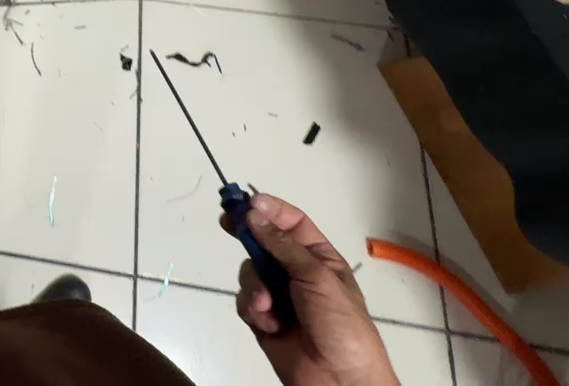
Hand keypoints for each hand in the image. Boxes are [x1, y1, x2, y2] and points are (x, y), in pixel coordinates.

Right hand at [222, 194, 397, 385]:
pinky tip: (268, 322)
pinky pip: (246, 300)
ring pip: (250, 271)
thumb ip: (282, 245)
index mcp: (318, 259)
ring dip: (255, 284)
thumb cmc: (340, 324)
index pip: (292, 223)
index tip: (247, 202)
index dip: (271, 209)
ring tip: (267, 304)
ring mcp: (279, 296)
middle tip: (226, 223)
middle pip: (264, 242)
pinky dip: (253, 308)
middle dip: (247, 235)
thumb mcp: (318, 277)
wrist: (342, 382)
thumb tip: (253, 213)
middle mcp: (296, 273)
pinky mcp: (265, 319)